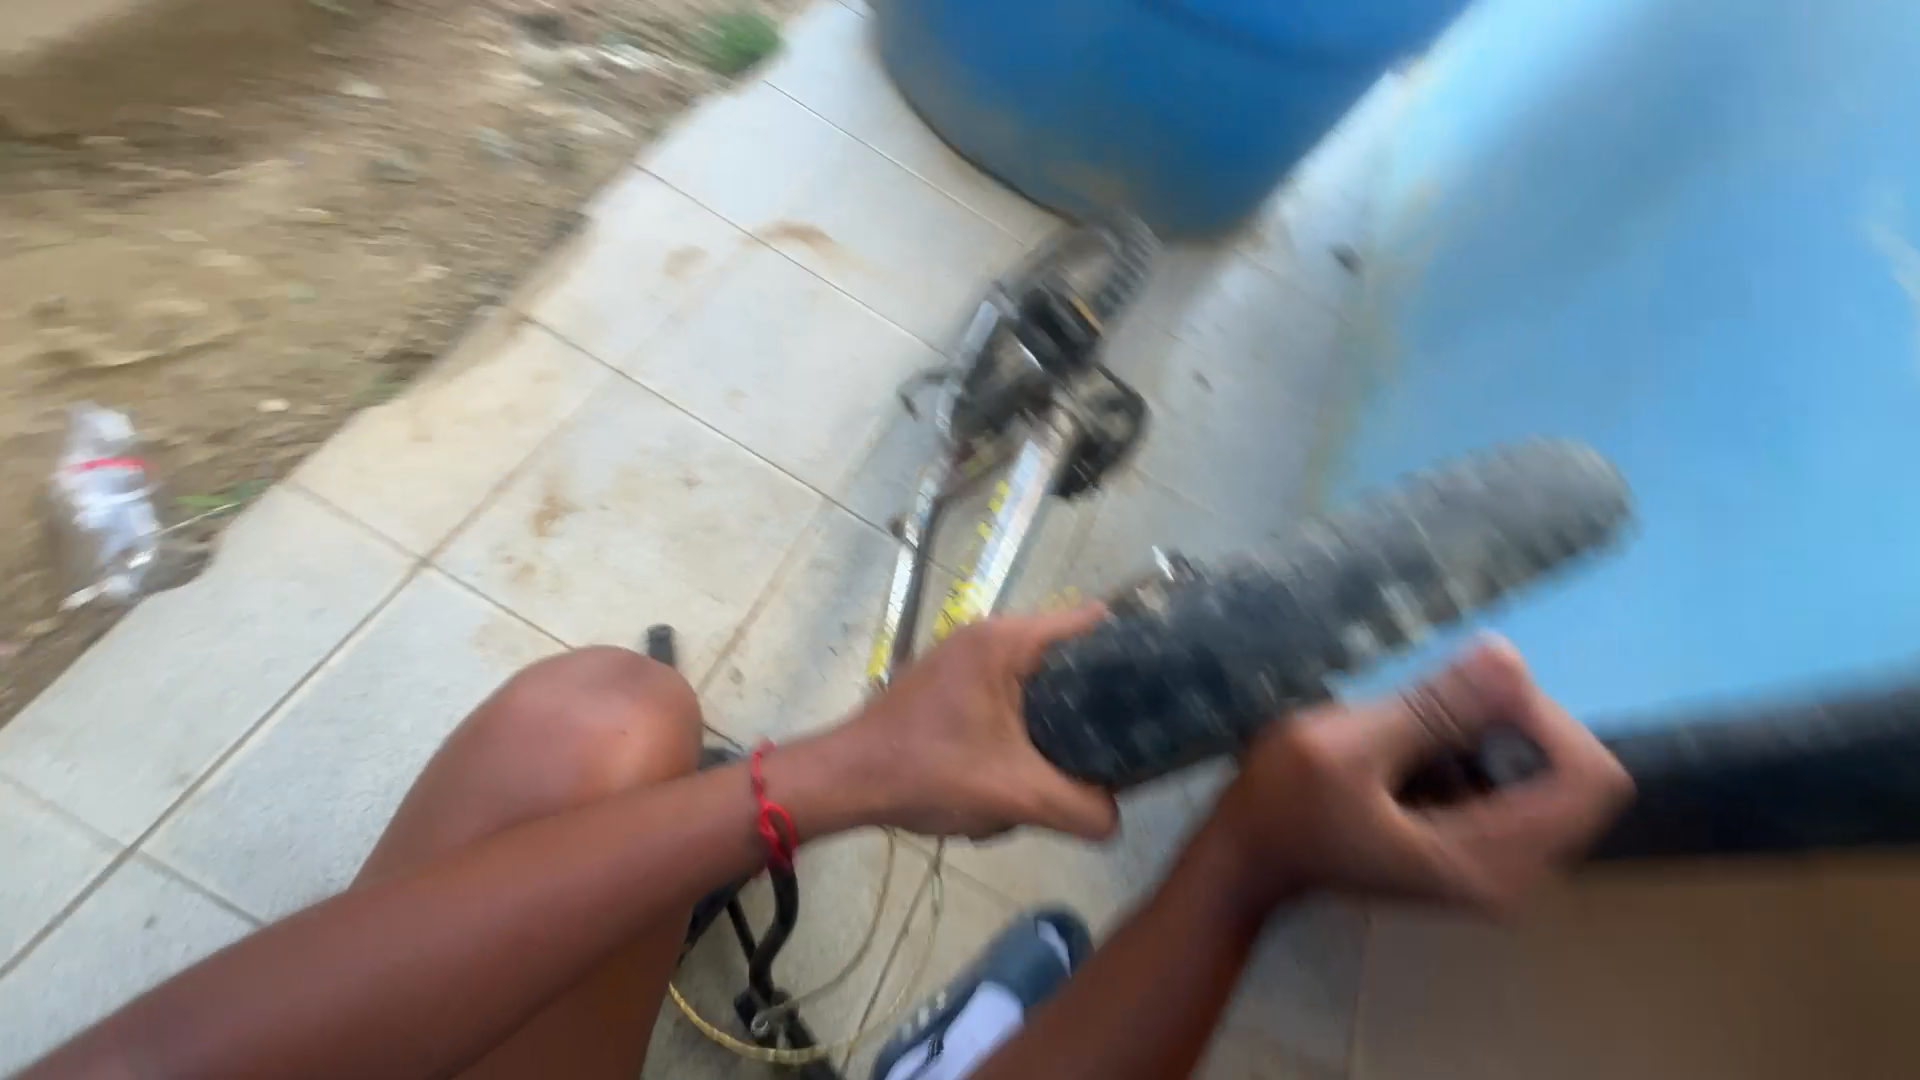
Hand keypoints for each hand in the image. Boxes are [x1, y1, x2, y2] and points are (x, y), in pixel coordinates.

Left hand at [836, 605, 1119, 840]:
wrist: (847, 778)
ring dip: (1059, 712)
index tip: (1161, 686)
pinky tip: (1034, 758)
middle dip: (1098, 692)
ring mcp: (966, 654)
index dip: (1132, 648)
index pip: (1090, 621)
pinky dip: (1028, 718)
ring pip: (1037, 675)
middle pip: (1067, 651)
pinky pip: (1009, 688)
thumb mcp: (1015, 795)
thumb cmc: (927, 771)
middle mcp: (989, 633)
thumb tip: (1117, 815)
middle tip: (1129, 734)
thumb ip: (1082, 807)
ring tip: (1083, 753)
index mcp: (1007, 640)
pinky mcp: (951, 678)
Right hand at [1203, 638, 1631, 914]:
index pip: (1589, 777)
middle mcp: (1513, 875)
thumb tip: (1509, 654)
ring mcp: (1491, 868)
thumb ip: (1430, 707)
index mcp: (1494, 861)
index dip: (1537, 716)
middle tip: (1417, 712)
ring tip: (1394, 737)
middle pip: (1565, 776)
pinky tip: (1393, 758)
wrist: (1245, 855)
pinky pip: (1496, 790)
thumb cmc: (1282, 805)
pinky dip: (1455, 759)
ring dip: (1471, 739)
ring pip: (1528, 778)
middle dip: (1497, 726)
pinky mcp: (1466, 853)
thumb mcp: (1345, 746)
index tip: (1461, 693)